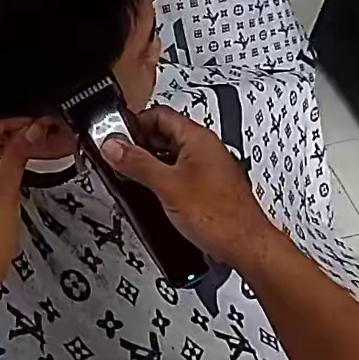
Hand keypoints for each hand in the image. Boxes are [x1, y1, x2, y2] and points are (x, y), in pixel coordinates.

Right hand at [98, 105, 288, 267]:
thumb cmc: (220, 217)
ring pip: (171, 155)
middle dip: (139, 146)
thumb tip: (114, 147)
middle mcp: (206, 148)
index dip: (134, 124)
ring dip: (151, 164)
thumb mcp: (167, 186)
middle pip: (163, 134)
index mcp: (198, 138)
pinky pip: (180, 173)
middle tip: (121, 160)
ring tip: (134, 179)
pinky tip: (155, 195)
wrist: (244, 245)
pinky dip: (164, 180)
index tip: (116, 138)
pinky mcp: (208, 186)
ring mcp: (209, 167)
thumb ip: (137, 163)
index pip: (159, 114)